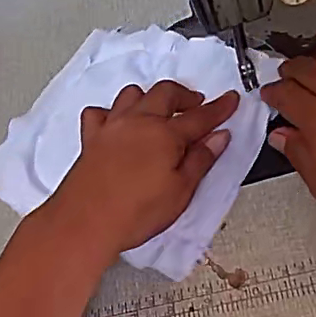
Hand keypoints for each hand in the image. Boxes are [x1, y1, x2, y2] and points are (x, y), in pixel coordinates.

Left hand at [38, 80, 237, 257]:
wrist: (85, 222)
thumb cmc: (131, 213)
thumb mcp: (180, 192)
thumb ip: (201, 161)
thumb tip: (218, 140)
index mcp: (165, 135)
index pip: (201, 116)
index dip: (219, 108)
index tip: (230, 101)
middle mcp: (138, 123)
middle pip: (166, 93)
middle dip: (186, 96)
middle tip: (198, 104)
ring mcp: (112, 128)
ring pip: (133, 95)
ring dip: (151, 97)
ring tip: (161, 108)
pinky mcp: (91, 140)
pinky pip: (99, 112)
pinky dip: (111, 112)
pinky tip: (117, 121)